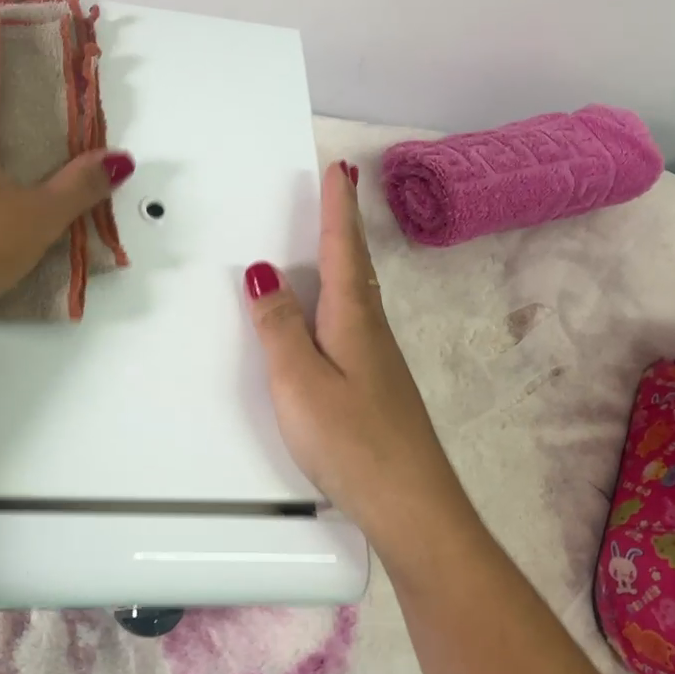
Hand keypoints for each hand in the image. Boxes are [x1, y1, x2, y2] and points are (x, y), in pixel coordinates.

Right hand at [244, 162, 469, 552]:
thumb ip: (279, 327)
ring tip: (330, 237)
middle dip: (342, 224)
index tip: (339, 167)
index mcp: (352, 319)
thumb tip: (263, 273)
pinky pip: (353, 322)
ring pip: (356, 294)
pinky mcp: (376, 386)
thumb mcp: (299, 381)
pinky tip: (333, 315)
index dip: (338, 208)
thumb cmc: (352, 440)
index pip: (341, 249)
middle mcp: (371, 330)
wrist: (412, 506)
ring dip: (343, 257)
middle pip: (354, 265)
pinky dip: (339, 298)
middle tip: (337, 188)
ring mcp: (378, 360)